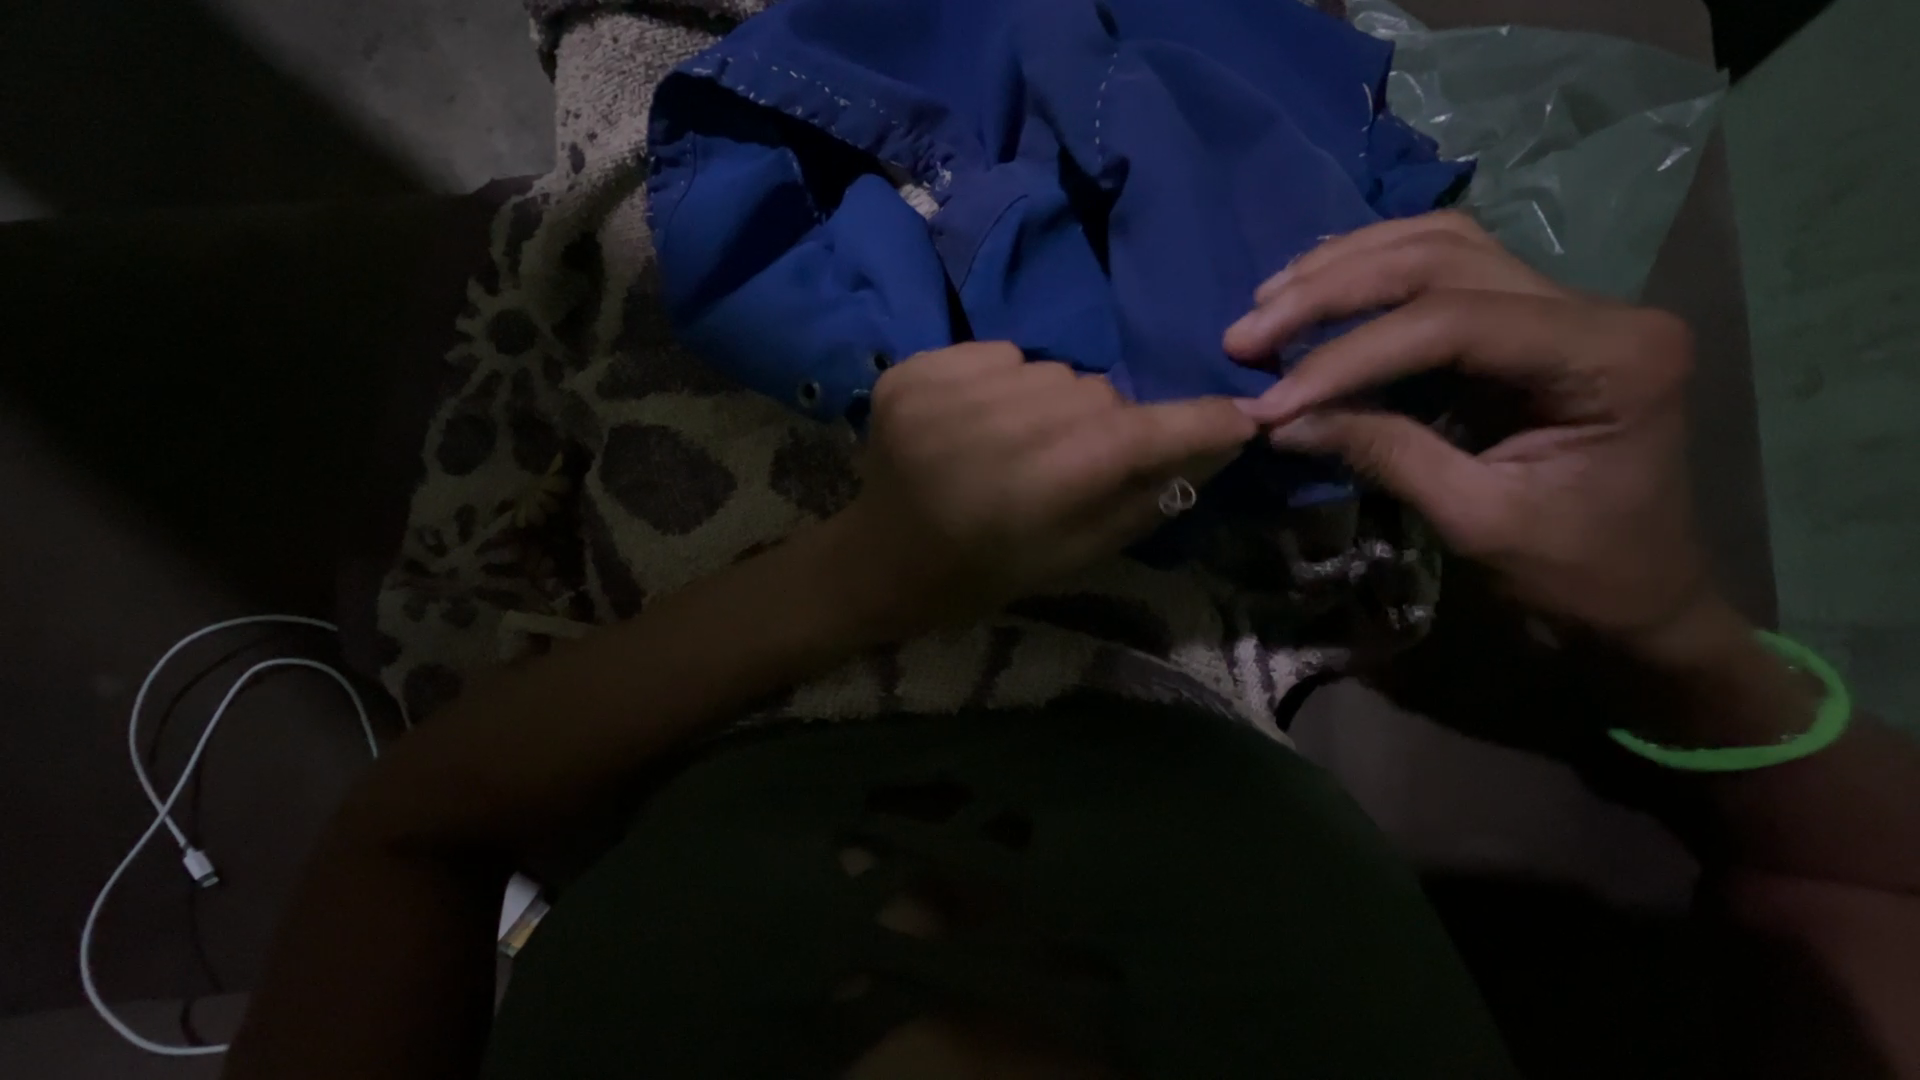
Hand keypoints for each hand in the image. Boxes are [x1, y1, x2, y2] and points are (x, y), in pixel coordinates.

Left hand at [836, 341, 1255, 631]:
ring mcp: (944, 391)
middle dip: (1104, 424)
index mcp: (1037, 486)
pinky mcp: (911, 370)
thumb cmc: (982, 574)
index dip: (1197, 422)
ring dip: (1052, 401)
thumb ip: (1142, 499)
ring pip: (1047, 370)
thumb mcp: (1071, 557)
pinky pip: (994, 355)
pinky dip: (1001, 383)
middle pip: (1096, 394)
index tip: (1236, 418)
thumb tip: (1211, 448)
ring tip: (1018, 441)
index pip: (1141, 432)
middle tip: (1076, 461)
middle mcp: (996, 425)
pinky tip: (976, 422)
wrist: (880, 561)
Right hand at [1224, 212, 1714, 658]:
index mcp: (1607, 356)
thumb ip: (1383, 454)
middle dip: (1332, 292)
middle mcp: (1593, 307)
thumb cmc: (1574, 572)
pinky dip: (1370, 274)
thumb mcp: (1474, 521)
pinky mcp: (1528, 321)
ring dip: (1345, 267)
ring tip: (1269, 301)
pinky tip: (1315, 288)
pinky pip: (1443, 271)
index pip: (1453, 322)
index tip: (1273, 401)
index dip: (1349, 356)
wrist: (1638, 594)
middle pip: (1442, 258)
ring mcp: (1563, 304)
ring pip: (1440, 246)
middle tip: (1247, 334)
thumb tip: (1280, 419)